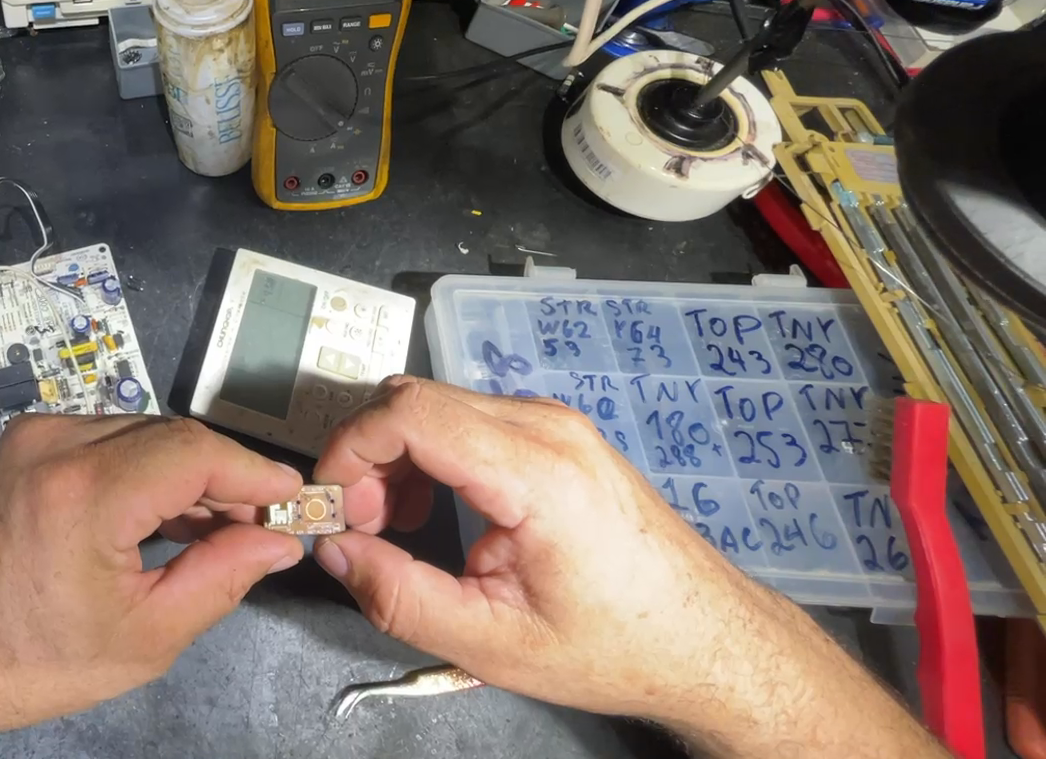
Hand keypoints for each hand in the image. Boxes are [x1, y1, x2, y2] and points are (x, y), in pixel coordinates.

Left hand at [0, 415, 303, 735]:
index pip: (192, 451)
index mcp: (84, 494)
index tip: (291, 495)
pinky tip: (161, 506)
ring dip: (185, 468)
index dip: (252, 470)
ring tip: (214, 522)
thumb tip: (276, 540)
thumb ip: (219, 577)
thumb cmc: (36, 656)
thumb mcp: (144, 637)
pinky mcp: (27, 435)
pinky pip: (108, 434)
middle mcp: (57, 442)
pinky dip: (145, 463)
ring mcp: (37, 432)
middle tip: (258, 521)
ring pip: (142, 429)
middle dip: (224, 473)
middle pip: (170, 434)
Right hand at [311, 378, 941, 755]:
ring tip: (395, 522)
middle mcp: (540, 422)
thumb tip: (330, 549)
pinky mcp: (549, 429)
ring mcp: (548, 419)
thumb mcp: (493, 644)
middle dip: (365, 457)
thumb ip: (397, 596)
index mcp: (535, 469)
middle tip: (363, 525)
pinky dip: (424, 454)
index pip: (408, 412)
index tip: (333, 506)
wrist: (718, 645)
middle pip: (411, 400)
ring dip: (392, 457)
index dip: (350, 448)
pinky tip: (433, 507)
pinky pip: (460, 416)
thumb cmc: (613, 648)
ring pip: (430, 404)